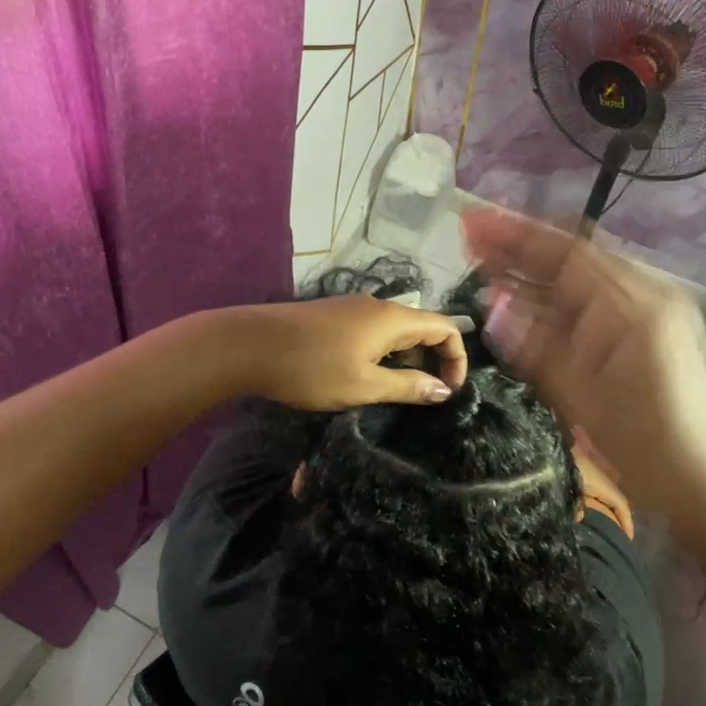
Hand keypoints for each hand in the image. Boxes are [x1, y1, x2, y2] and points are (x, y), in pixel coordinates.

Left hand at [239, 296, 468, 410]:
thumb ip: (408, 387)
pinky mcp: (333, 317)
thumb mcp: (364, 386)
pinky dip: (383, 355)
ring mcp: (353, 309)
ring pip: (395, 332)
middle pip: (422, 327)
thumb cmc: (311, 368)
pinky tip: (365, 379)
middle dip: (432, 361)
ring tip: (395, 394)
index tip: (450, 392)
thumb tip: (444, 390)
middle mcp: (378, 306)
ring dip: (406, 360)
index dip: (457, 358)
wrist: (249, 345)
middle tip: (424, 398)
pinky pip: (373, 333)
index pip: (446, 326)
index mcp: (392, 319)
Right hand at [462, 209, 705, 565]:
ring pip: (585, 275)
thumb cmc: (648, 447)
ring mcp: (655, 309)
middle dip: (520, 246)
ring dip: (537, 270)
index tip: (471, 223)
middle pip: (574, 255)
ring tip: (488, 265)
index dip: (513, 234)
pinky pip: (599, 297)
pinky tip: (529, 300)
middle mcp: (649, 293)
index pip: (564, 251)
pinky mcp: (654, 328)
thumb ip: (536, 345)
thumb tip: (492, 305)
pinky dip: (561, 295)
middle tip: (470, 239)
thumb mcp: (582, 398)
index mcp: (634, 305)